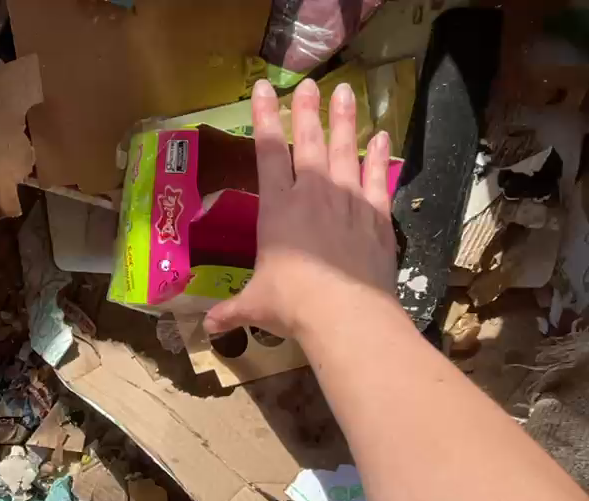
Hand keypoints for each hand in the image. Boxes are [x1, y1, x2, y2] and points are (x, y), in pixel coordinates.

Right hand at [203, 79, 399, 344]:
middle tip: (309, 84)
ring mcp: (348, 201)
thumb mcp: (254, 307)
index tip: (264, 90)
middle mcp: (313, 195)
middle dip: (306, 112)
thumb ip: (231, 311)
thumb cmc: (290, 304)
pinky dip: (379, 156)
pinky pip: (377, 177)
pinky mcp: (376, 216)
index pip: (267, 155)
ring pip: (346, 150)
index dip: (264, 120)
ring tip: (346, 92)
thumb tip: (207, 327)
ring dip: (344, 120)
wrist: (344, 312)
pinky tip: (381, 137)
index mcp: (277, 210)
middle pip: (308, 143)